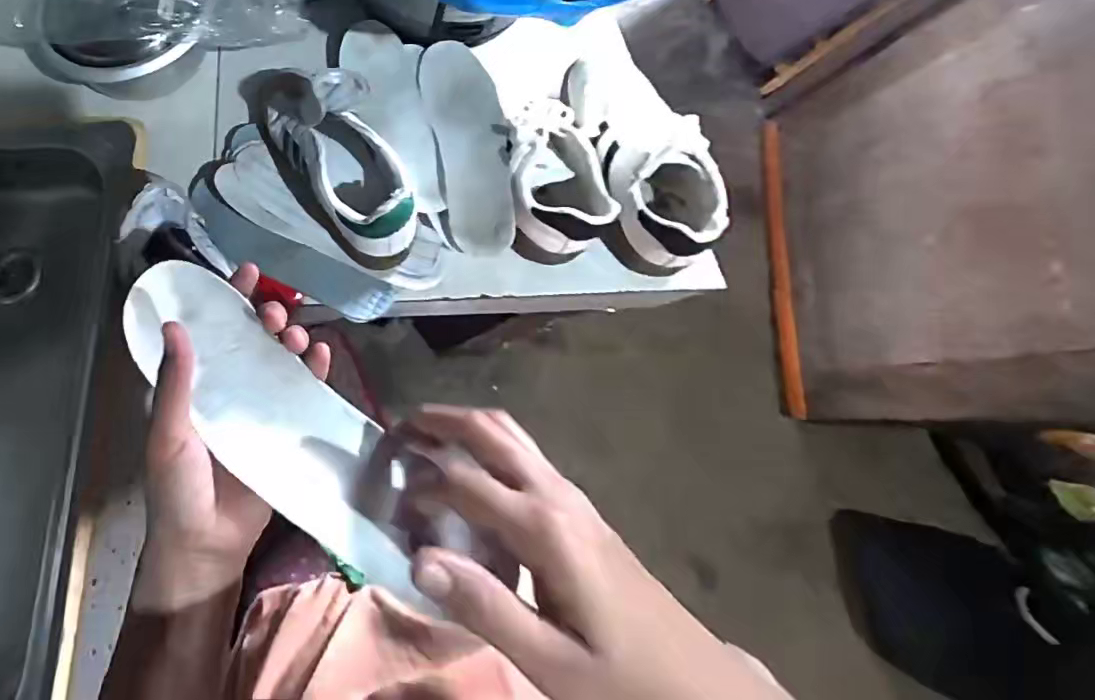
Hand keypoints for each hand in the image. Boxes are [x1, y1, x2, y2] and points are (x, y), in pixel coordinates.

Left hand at [132, 262, 330, 611]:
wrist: (207, 546)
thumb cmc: (177, 488)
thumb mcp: (167, 433)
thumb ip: (174, 385)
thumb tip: (174, 326)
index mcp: (197, 382)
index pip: (213, 329)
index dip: (229, 298)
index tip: (248, 272)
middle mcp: (229, 386)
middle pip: (252, 337)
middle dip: (265, 316)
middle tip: (274, 312)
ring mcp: (258, 406)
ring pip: (279, 359)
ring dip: (290, 340)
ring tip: (295, 335)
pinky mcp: (283, 427)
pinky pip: (302, 391)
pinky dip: (314, 370)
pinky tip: (321, 356)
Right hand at [404, 406, 790, 699]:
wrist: (704, 686)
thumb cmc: (624, 680)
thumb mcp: (552, 664)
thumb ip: (483, 607)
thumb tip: (418, 558)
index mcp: (542, 528)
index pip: (462, 481)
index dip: (419, 484)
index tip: (391, 503)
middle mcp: (553, 494)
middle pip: (488, 431)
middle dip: (438, 421)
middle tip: (396, 430)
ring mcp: (569, 495)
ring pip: (508, 432)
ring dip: (462, 423)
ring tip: (423, 432)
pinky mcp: (577, 506)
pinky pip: (522, 452)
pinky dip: (486, 441)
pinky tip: (471, 465)